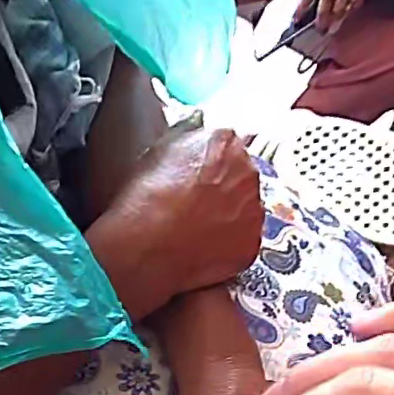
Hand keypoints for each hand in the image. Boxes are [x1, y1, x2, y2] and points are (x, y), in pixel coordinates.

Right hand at [90, 116, 261, 316]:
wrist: (141, 248)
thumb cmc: (141, 205)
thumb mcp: (154, 157)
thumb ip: (184, 146)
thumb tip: (191, 148)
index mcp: (225, 142)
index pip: (225, 150)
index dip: (207, 169)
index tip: (194, 183)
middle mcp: (247, 171)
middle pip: (240, 180)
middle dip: (222, 193)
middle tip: (194, 211)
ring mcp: (253, 210)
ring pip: (244, 212)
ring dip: (227, 220)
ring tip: (195, 234)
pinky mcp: (249, 244)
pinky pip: (242, 244)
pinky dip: (226, 249)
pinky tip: (201, 252)